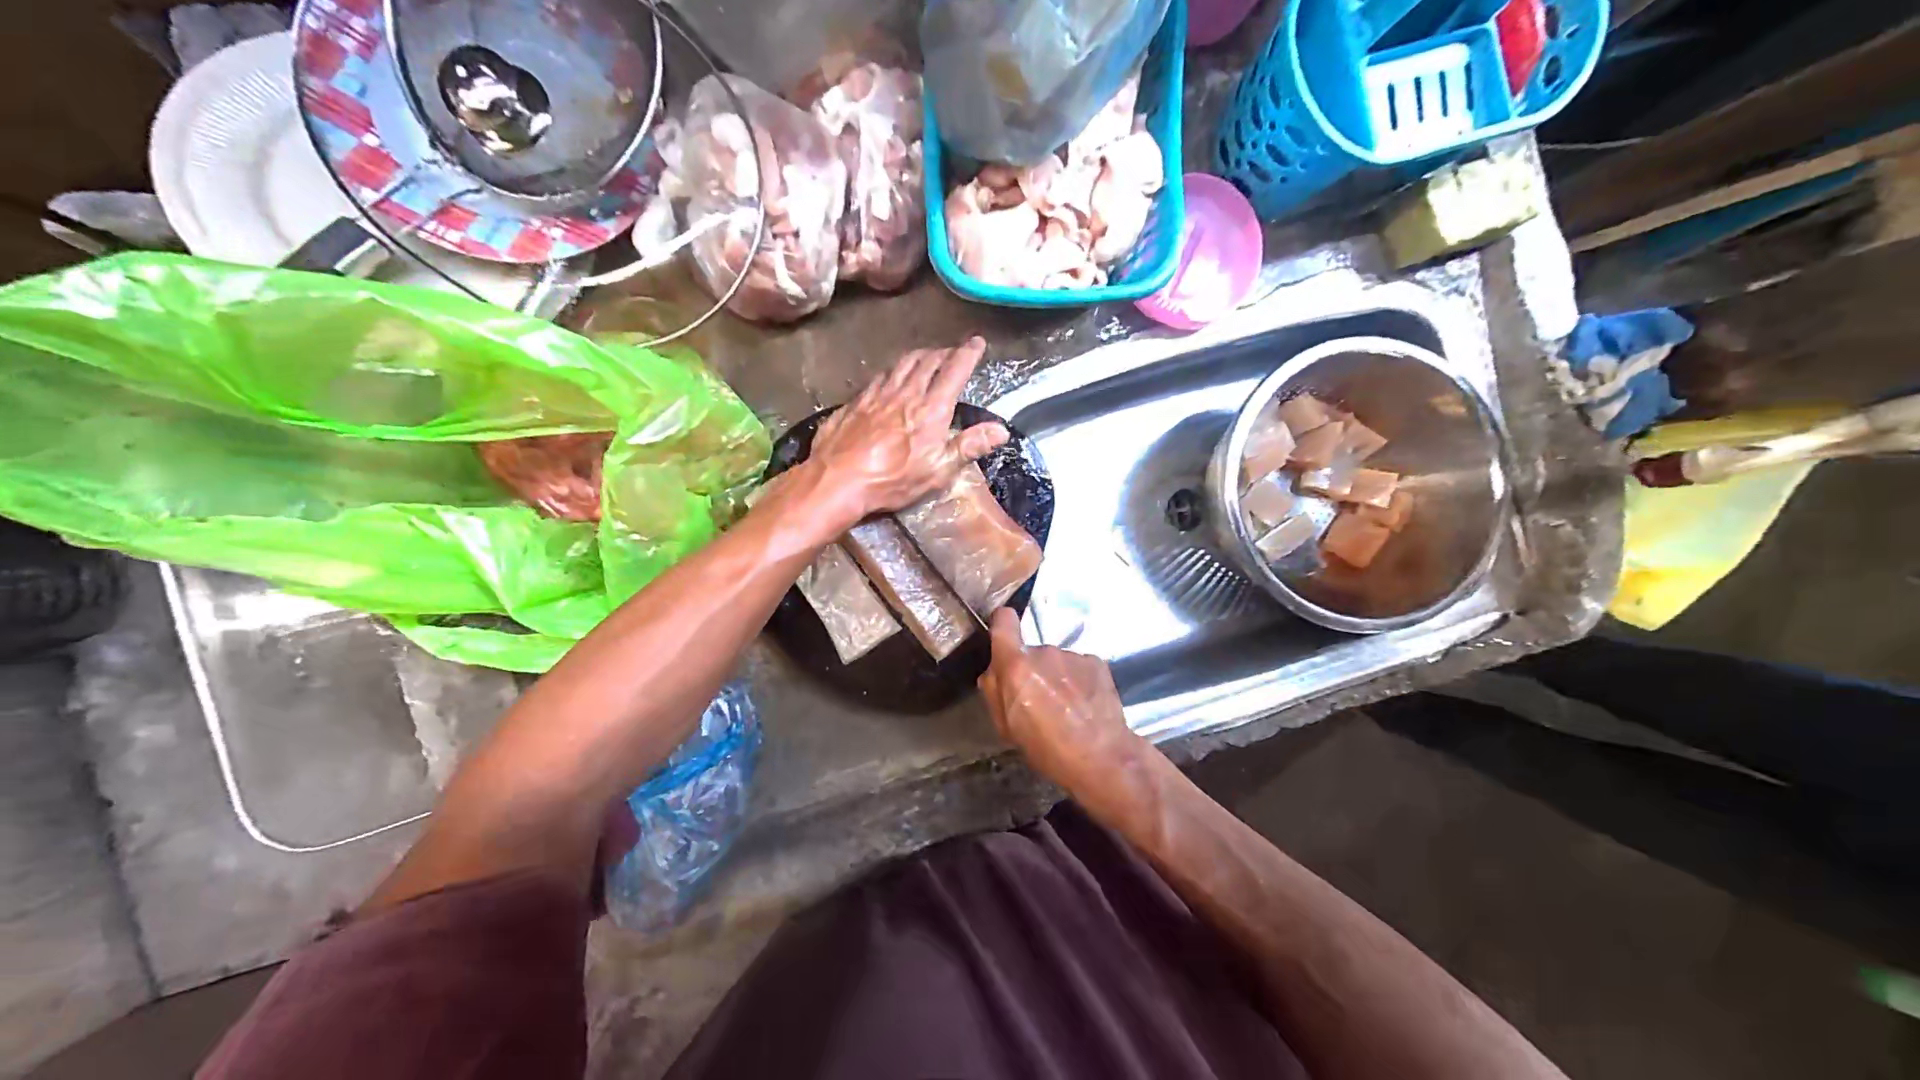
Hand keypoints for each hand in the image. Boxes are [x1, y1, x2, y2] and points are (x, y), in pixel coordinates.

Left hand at [808, 338, 1008, 523]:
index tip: (977, 343)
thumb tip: (1001, 429)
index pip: (955, 370)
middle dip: (944, 352)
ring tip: (926, 357)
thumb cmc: (893, 479)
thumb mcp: (938, 471)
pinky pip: (880, 376)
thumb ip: (969, 446)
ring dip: (919, 356)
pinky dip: (893, 371)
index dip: (968, 354)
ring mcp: (877, 394)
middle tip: (952, 352)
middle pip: (928, 361)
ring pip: (902, 364)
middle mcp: (906, 393)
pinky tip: (891, 378)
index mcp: (931, 408)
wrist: (838, 479)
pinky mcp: (856, 402)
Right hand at [979, 608, 1146, 795]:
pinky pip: (1079, 668)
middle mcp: (1044, 652)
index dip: (1002, 625)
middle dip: (1033, 672)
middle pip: (1032, 654)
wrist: (1101, 757)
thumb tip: (994, 672)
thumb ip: (994, 692)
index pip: (1003, 623)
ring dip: (1058, 678)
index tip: (1004, 634)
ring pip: (1057, 663)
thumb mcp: (1007, 727)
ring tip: (1068, 709)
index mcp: (1016, 666)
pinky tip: (1085, 706)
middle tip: (1041, 702)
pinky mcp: (1096, 662)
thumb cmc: (1047, 748)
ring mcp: (1073, 656)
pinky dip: (1079, 682)